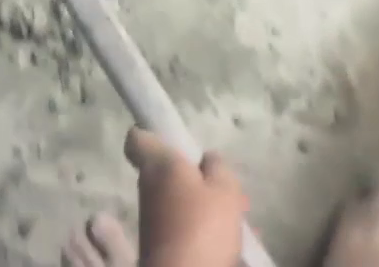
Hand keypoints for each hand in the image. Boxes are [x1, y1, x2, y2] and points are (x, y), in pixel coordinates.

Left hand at [125, 127, 248, 266]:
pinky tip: (236, 239)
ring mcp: (155, 219)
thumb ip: (218, 167)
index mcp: (159, 165)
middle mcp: (150, 188)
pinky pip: (187, 225)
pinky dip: (208, 228)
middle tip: (227, 186)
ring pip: (182, 200)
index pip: (137, 139)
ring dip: (207, 203)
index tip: (171, 138)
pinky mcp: (163, 245)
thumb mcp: (224, 189)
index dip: (150, 133)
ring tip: (241, 215)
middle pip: (169, 171)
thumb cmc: (202, 226)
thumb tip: (207, 159)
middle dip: (198, 176)